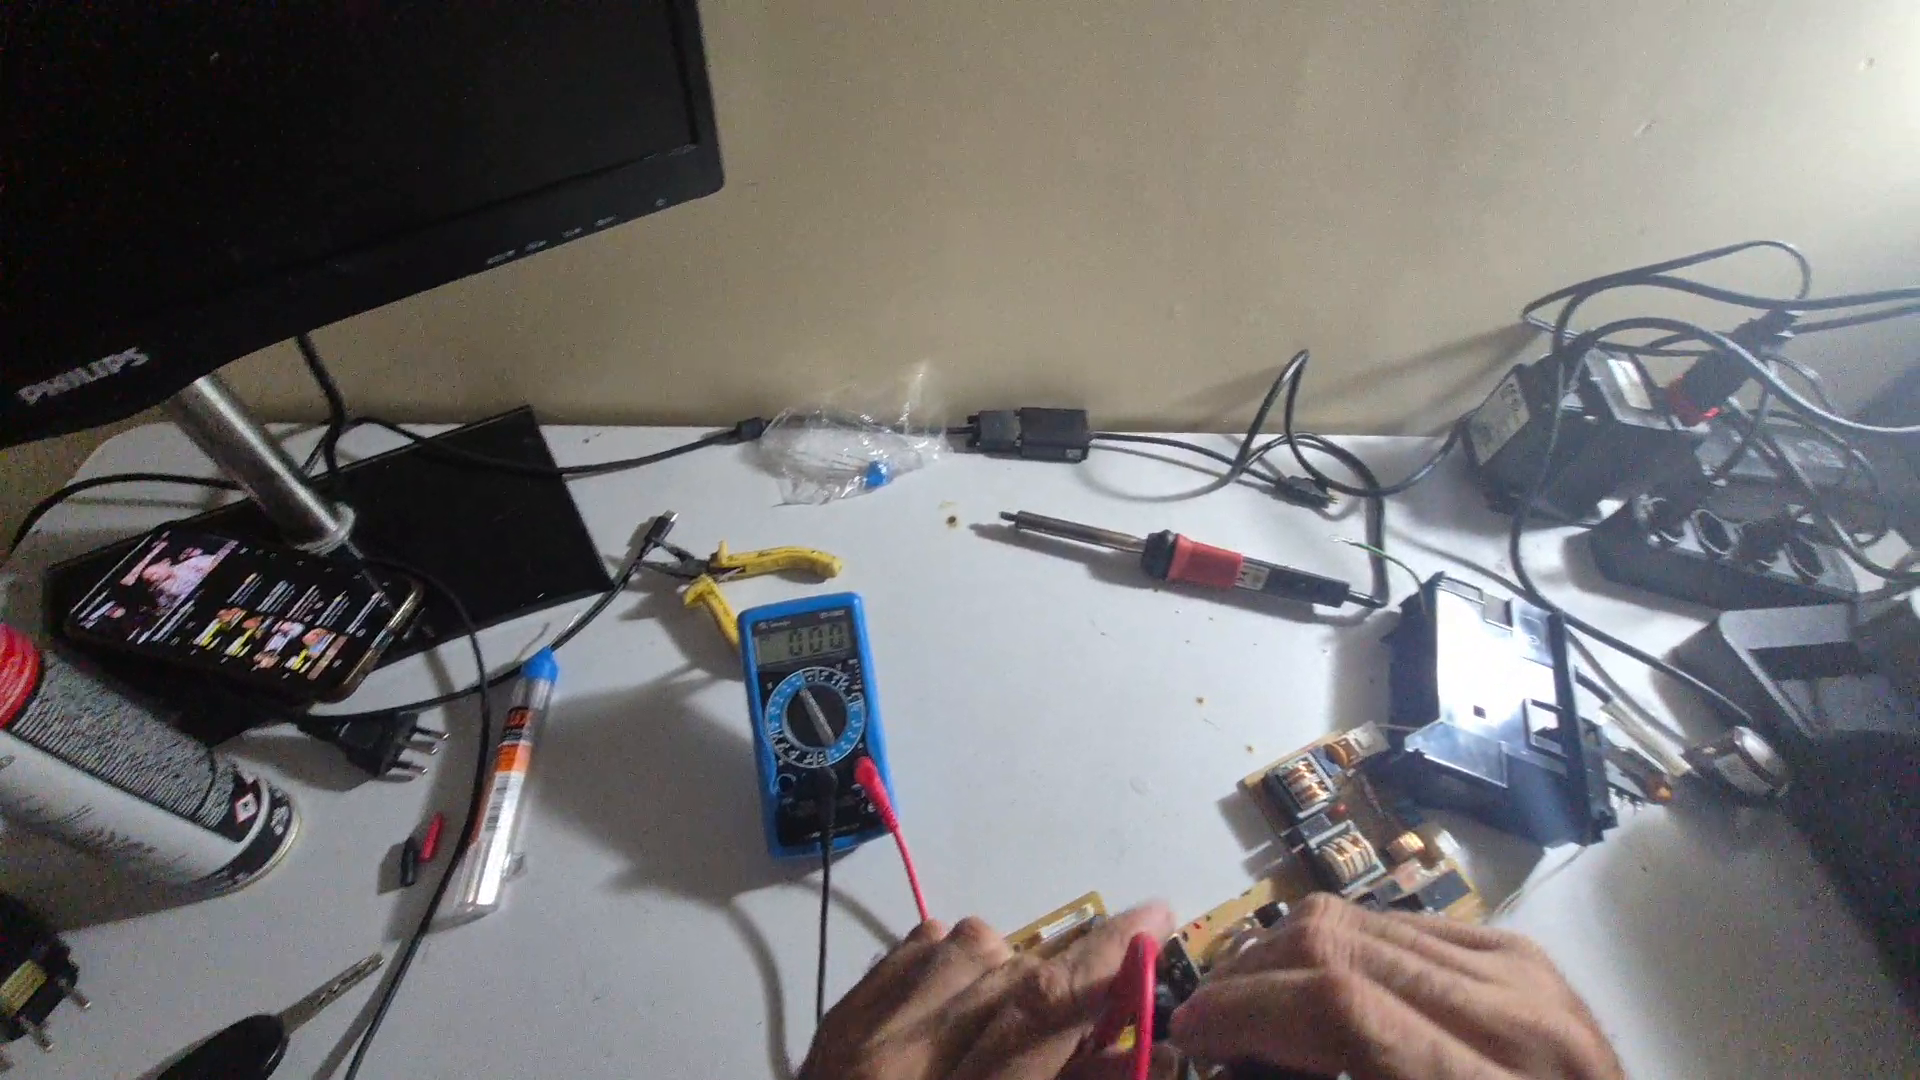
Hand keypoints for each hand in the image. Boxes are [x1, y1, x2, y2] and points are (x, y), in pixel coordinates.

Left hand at [800, 902, 1174, 1079]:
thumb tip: (1140, 1048)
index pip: (1041, 1013)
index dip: (1105, 959)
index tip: (1154, 916)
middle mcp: (901, 1060)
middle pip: (1008, 976)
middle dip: (1076, 960)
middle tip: (1120, 951)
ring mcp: (863, 1027)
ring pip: (966, 944)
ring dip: (1012, 966)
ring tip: (1017, 1012)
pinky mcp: (843, 1009)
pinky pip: (919, 943)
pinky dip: (957, 956)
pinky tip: (964, 995)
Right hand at [1168, 894, 1622, 1079]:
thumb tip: (1216, 1045)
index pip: (1344, 1009)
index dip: (1248, 1008)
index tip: (1188, 1028)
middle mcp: (1524, 1019)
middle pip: (1336, 944)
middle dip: (1248, 974)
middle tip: (1208, 1013)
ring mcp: (1524, 973)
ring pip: (1350, 917)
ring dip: (1276, 953)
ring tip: (1250, 995)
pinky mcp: (1517, 950)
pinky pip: (1387, 921)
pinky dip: (1330, 947)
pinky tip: (1314, 985)